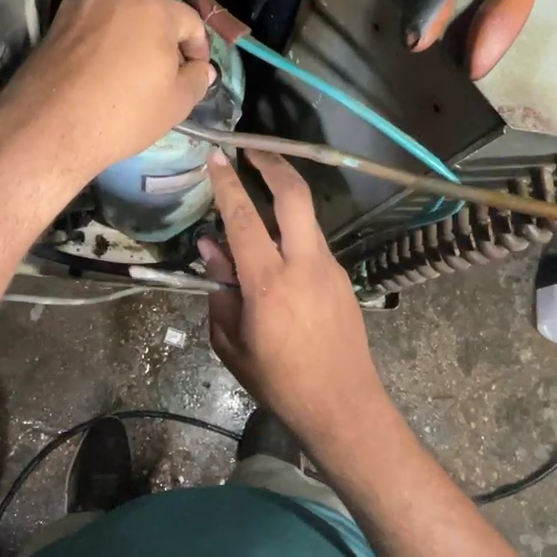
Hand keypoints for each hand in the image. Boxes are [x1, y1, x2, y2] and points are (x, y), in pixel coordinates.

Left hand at [0, 0, 213, 200]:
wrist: (48, 127)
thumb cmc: (121, 115)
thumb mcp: (175, 104)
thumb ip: (196, 79)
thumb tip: (201, 68)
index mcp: (154, 6)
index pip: (190, 20)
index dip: (199, 47)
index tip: (195, 70)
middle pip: (154, 0)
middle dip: (165, 26)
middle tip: (165, 62)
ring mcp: (84, 1)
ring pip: (121, 3)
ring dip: (134, 22)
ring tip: (134, 59)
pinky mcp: (58, 17)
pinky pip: (94, 15)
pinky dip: (105, 29)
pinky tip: (104, 61)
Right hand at [199, 149, 390, 447]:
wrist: (344, 408)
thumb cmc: (279, 382)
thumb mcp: (232, 343)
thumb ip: (220, 291)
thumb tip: (212, 248)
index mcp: (269, 283)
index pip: (244, 218)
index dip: (227, 183)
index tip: (217, 157)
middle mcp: (304, 264)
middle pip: (294, 195)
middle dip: (273, 163)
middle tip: (252, 148)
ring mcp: (329, 267)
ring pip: (305, 215)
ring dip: (284, 195)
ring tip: (259, 193)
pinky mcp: (343, 277)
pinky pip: (312, 241)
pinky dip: (292, 231)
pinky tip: (277, 250)